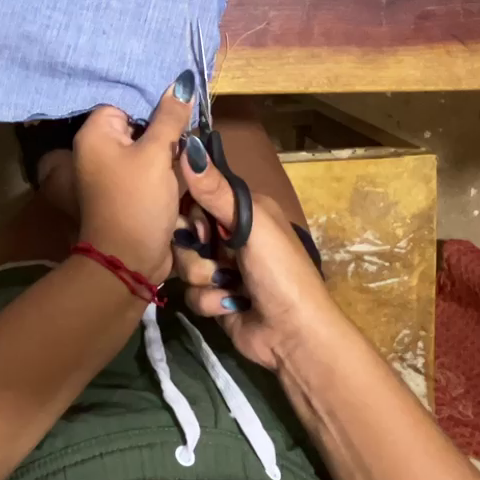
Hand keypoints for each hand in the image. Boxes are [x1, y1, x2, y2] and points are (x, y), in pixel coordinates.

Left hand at [69, 73, 194, 280]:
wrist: (129, 260)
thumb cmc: (137, 200)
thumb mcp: (157, 153)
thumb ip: (171, 117)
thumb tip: (181, 82)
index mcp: (95, 134)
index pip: (125, 102)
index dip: (152, 106)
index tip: (177, 112)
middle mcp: (97, 149)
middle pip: (138, 124)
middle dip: (165, 129)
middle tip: (189, 132)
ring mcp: (112, 173)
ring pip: (147, 148)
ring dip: (169, 151)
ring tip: (189, 150)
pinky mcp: (127, 191)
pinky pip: (149, 169)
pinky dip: (165, 169)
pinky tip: (185, 169)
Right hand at [172, 142, 344, 369]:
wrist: (294, 335)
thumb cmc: (279, 271)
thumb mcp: (250, 225)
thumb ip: (215, 190)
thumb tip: (188, 144)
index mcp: (242, 211)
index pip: (197, 198)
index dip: (191, 213)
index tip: (202, 227)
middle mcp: (230, 236)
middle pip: (185, 232)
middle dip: (196, 250)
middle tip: (216, 257)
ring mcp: (222, 268)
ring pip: (185, 264)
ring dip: (205, 278)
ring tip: (230, 286)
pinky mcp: (215, 298)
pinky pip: (191, 293)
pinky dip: (210, 301)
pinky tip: (232, 305)